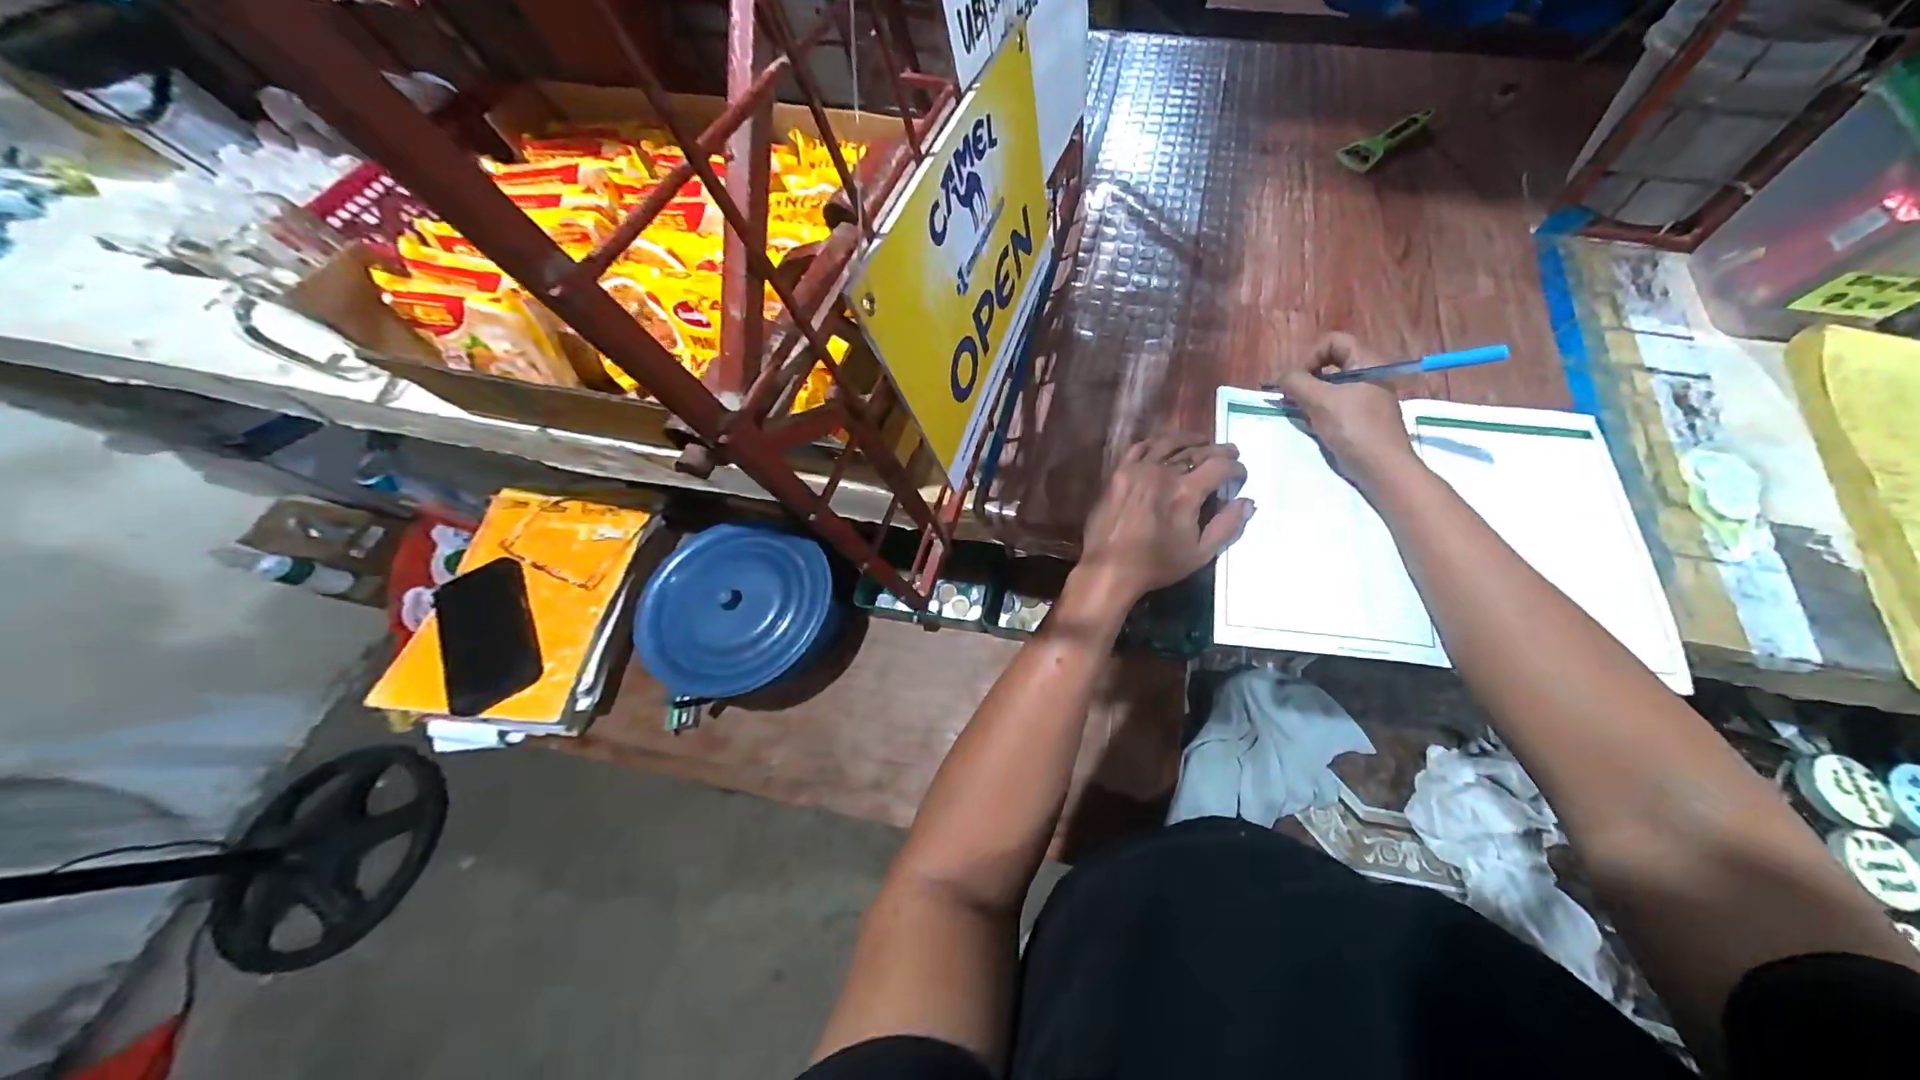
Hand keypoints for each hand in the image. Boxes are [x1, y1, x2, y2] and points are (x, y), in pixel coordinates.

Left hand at [1074, 434, 1253, 609]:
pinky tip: (1163, 444)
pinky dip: (1155, 443)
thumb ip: (1227, 526)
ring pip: (1168, 444)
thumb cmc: (1156, 565)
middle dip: (1218, 451)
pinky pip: (1139, 448)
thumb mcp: (1200, 553)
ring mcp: (1138, 469)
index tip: (1241, 475)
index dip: (1236, 468)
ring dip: (1189, 440)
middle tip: (1230, 452)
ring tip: (1201, 441)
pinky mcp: (1119, 473)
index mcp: (1185, 491)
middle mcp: (1163, 472)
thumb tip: (1248, 502)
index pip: (1220, 466)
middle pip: (1196, 451)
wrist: (1109, 569)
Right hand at [1269, 332, 1418, 487]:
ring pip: (1329, 386)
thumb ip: (1296, 382)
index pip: (1333, 341)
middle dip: (1305, 377)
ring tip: (1297, 411)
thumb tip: (1279, 376)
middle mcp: (1367, 375)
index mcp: (1366, 363)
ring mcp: (1365, 397)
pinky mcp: (1359, 417)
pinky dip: (1317, 409)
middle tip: (1289, 396)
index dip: (1310, 355)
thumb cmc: (1354, 428)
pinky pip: (1333, 404)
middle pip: (1329, 363)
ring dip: (1308, 395)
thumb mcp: (1321, 401)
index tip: (1296, 379)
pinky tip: (1310, 424)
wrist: (1382, 467)